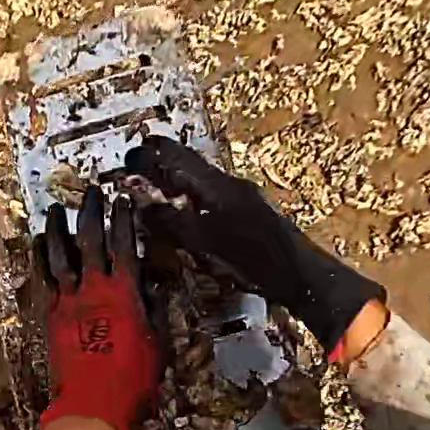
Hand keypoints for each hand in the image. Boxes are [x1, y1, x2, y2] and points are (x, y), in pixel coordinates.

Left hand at [38, 187, 158, 429]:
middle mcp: (94, 289)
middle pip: (90, 242)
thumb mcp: (155, 342)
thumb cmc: (132, 378)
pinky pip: (44, 279)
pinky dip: (41, 258)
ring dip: (58, 230)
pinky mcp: (51, 314)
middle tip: (90, 192)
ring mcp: (68, 300)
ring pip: (60, 256)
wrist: (92, 403)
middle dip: (90, 214)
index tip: (121, 200)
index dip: (123, 221)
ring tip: (56, 210)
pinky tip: (40, 243)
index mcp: (125, 294)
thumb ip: (152, 309)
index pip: (124, 247)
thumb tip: (152, 285)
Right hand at [123, 137, 386, 358]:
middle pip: (191, 165)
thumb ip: (171, 222)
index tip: (130, 154)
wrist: (299, 274)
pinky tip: (187, 205)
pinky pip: (210, 193)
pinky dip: (191, 192)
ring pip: (201, 179)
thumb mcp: (203, 241)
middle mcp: (228, 186)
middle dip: (164, 159)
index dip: (152, 157)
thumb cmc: (252, 258)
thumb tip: (142, 206)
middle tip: (142, 155)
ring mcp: (240, 199)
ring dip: (178, 175)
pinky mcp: (246, 214)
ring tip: (158, 177)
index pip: (177, 162)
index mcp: (216, 188)